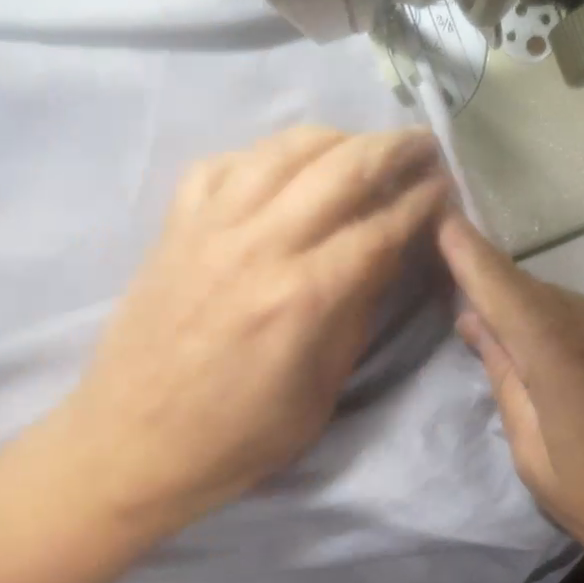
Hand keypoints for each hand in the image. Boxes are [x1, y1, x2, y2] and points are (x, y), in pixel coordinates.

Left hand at [65, 125, 448, 537]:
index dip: (423, 202)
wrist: (134, 444)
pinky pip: (224, 164)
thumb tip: (389, 259)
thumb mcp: (319, 394)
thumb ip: (355, 318)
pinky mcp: (175, 226)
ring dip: (335, 138)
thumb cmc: (238, 439)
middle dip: (394, 149)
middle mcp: (260, 244)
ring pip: (283, 149)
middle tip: (423, 146)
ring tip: (362, 148)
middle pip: (342, 167)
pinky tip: (282, 168)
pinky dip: (264, 155)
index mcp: (304, 296)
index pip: (382, 228)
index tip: (449, 186)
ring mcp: (211, 227)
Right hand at [438, 213, 583, 582]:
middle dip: (506, 307)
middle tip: (484, 341)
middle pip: (537, 295)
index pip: (500, 283)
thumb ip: (505, 382)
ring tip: (552, 386)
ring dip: (550, 329)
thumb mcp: (537, 460)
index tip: (442, 220)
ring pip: (577, 310)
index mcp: (558, 352)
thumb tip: (477, 324)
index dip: (467, 251)